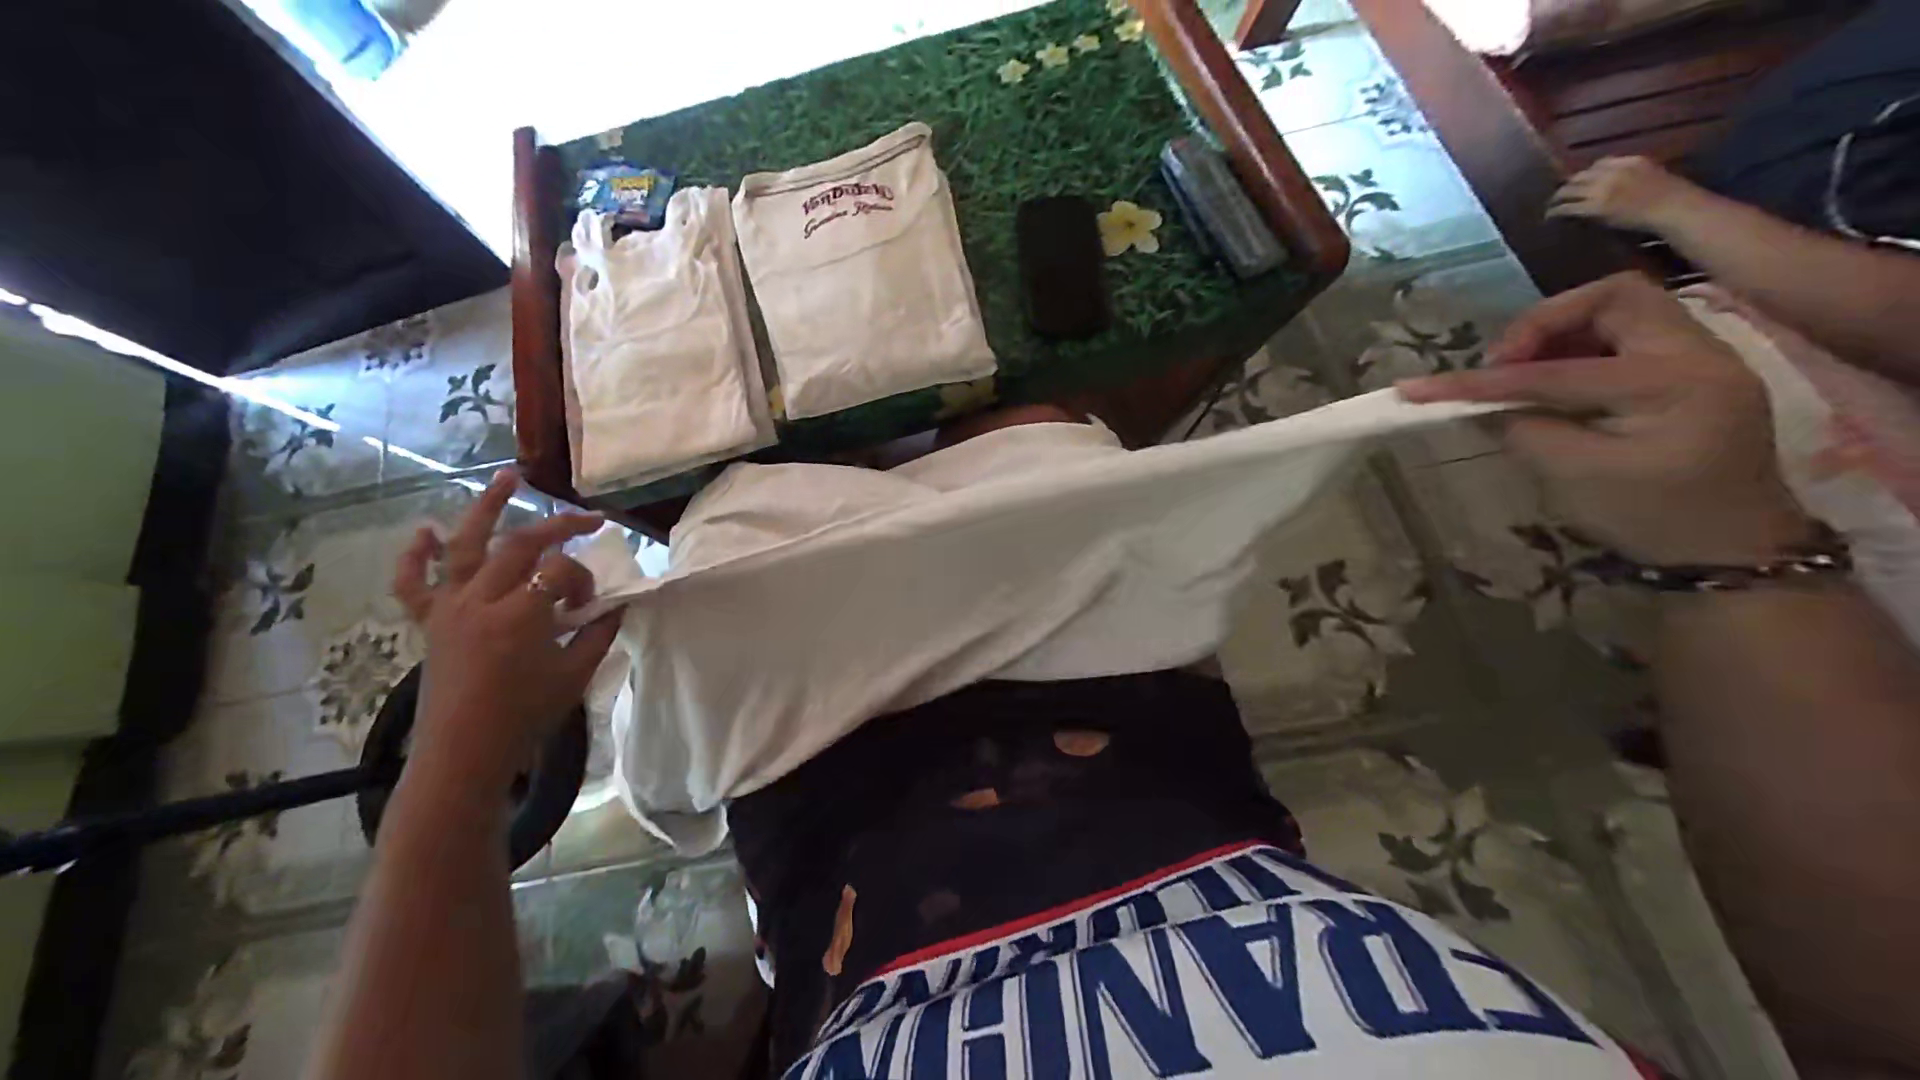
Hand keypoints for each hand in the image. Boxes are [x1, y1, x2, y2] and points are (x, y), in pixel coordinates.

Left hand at [391, 469, 621, 791]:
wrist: (464, 752)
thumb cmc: (525, 716)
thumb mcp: (576, 674)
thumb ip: (599, 633)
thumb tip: (616, 605)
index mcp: (518, 617)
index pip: (560, 573)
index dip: (585, 581)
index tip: (592, 606)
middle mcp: (478, 602)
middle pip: (520, 545)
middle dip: (559, 526)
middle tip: (590, 519)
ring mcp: (449, 608)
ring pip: (465, 545)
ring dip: (486, 507)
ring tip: (507, 477)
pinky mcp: (430, 622)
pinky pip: (413, 583)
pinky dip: (416, 556)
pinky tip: (427, 532)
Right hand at [1398, 273, 1815, 565]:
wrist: (1727, 545)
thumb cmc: (1652, 516)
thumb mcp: (1575, 478)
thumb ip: (1524, 431)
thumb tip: (1483, 406)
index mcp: (1671, 384)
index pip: (1554, 371)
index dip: (1481, 379)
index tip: (1418, 389)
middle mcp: (1696, 353)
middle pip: (1613, 297)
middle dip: (1542, 322)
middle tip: (1499, 362)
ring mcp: (1697, 358)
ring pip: (1618, 310)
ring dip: (1558, 333)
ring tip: (1518, 372)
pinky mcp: (1684, 371)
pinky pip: (1624, 336)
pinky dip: (1577, 348)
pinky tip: (1550, 380)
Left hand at [1547, 156, 1709, 232]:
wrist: (1673, 208)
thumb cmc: (1669, 196)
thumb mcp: (1652, 175)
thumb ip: (1631, 175)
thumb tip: (1612, 183)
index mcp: (1631, 161)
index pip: (1600, 163)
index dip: (1586, 174)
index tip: (1580, 182)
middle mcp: (1613, 172)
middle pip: (1580, 176)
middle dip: (1568, 185)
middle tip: (1559, 195)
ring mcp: (1602, 189)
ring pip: (1569, 190)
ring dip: (1557, 199)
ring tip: (1550, 206)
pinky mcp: (1593, 207)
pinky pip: (1567, 207)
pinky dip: (1555, 212)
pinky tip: (1550, 217)